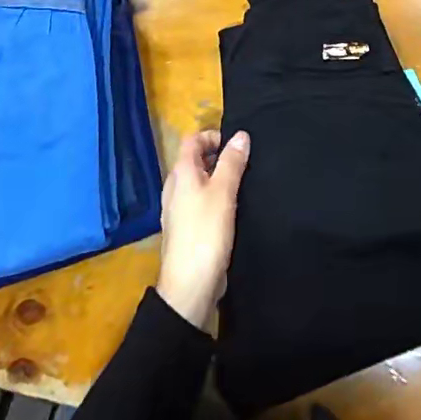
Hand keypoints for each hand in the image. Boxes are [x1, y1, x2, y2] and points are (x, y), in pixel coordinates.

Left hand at [155, 130, 249, 327]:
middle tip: (245, 163)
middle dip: (218, 156)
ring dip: (218, 178)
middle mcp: (175, 187)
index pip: (192, 140)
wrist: (190, 284)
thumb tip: (241, 135)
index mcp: (181, 173)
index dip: (213, 136)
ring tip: (244, 184)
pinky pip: (200, 202)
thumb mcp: (223, 192)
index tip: (237, 144)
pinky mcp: (187, 228)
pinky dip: (215, 198)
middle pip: (195, 160)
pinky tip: (233, 209)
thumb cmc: (206, 232)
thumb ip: (232, 163)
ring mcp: (178, 209)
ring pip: (199, 182)